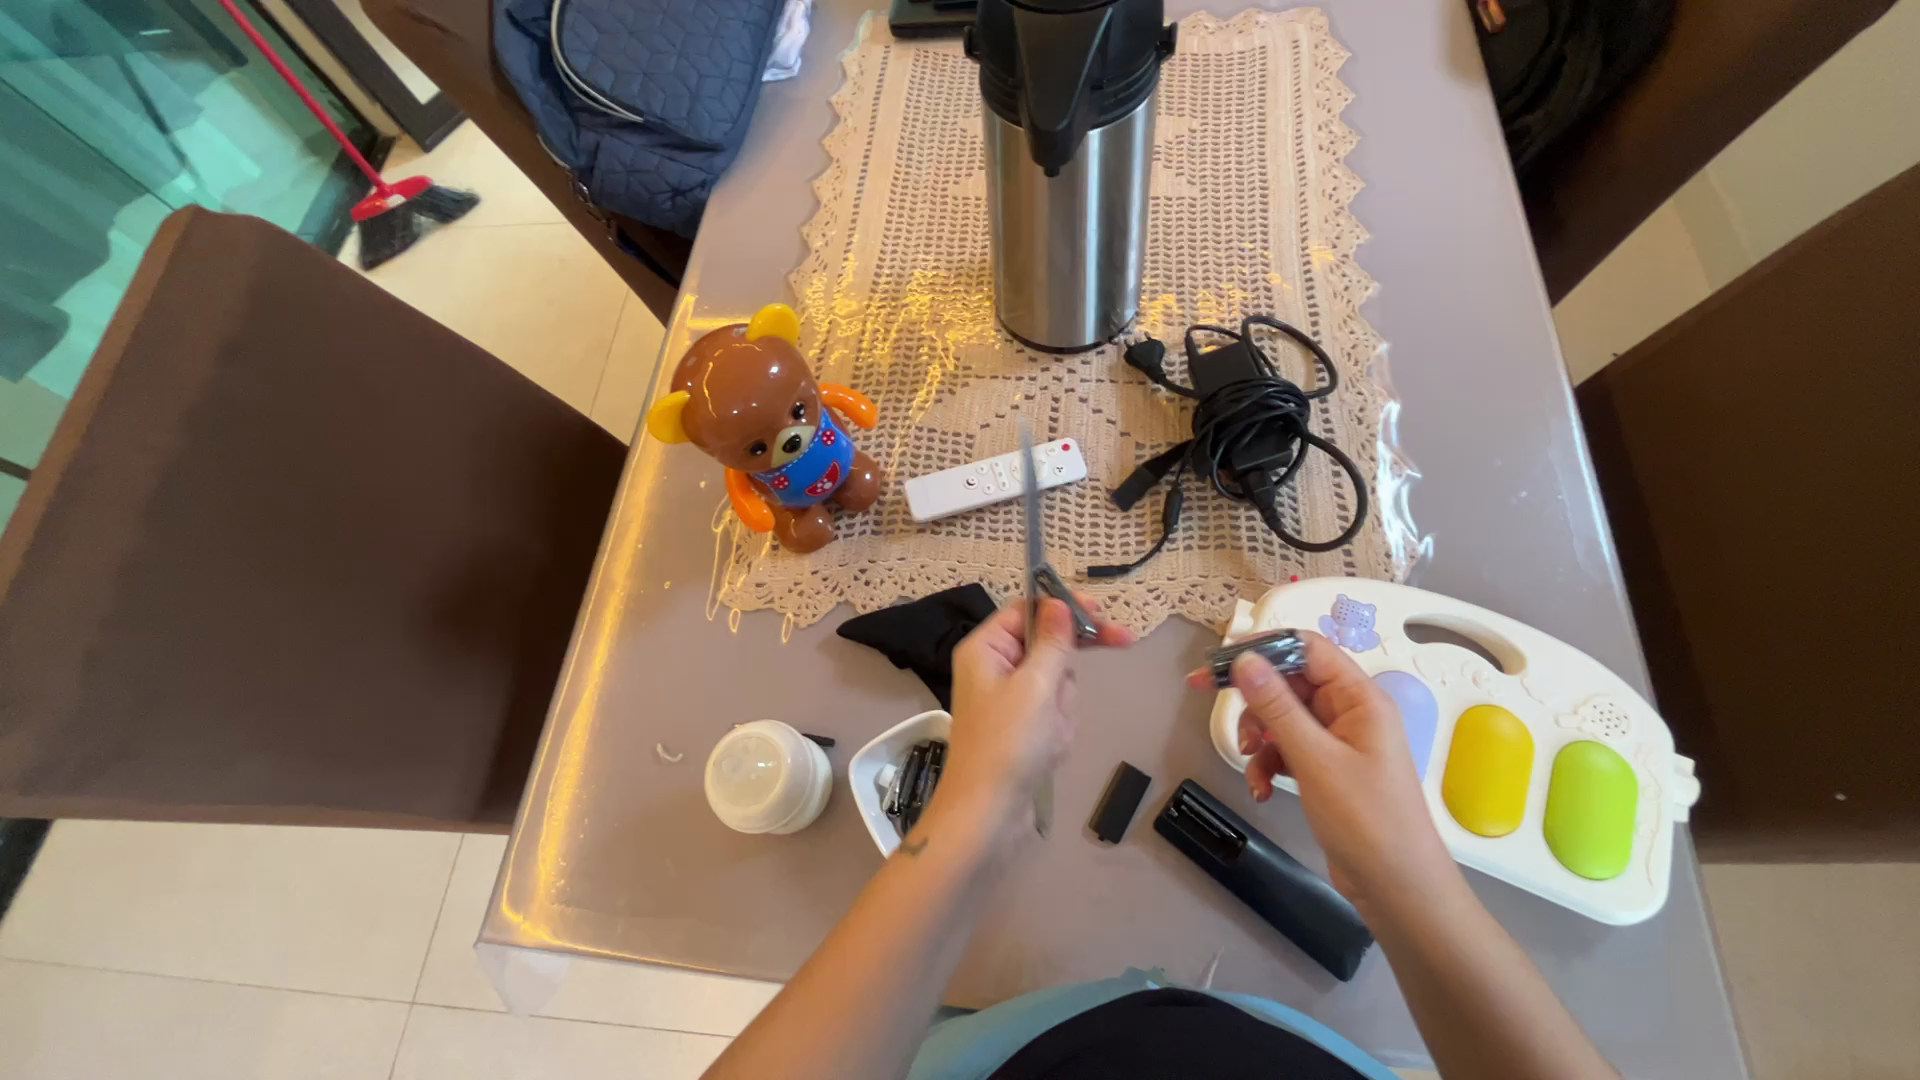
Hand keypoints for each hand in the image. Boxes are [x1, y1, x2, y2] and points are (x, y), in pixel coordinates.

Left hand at [936, 596, 1133, 840]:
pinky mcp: (1021, 727)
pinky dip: (1059, 727)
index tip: (1101, 612)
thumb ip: (1053, 642)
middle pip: (1047, 645)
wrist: (988, 813)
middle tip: (1123, 643)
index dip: (1063, 608)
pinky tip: (1049, 749)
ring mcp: (1008, 699)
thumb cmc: (1008, 743)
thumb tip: (1059, 604)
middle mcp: (993, 667)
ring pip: (1056, 682)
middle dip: (1068, 667)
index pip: (1027, 610)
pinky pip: (1053, 712)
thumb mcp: (1036, 685)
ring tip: (1050, 732)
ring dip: (1064, 705)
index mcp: (985, 648)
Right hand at [1188, 632, 1455, 913]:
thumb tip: (1245, 659)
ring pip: (1281, 716)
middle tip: (1204, 695)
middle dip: (1252, 697)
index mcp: (1359, 698)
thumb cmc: (1367, 820)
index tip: (1220, 659)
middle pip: (1288, 681)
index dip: (1263, 646)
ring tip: (1251, 761)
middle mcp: (1349, 712)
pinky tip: (1263, 788)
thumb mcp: (1315, 759)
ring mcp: (1338, 741)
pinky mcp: (1326, 768)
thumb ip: (1277, 706)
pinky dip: (1268, 763)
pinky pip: (1286, 748)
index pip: (1306, 648)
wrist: (1399, 891)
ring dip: (1258, 735)